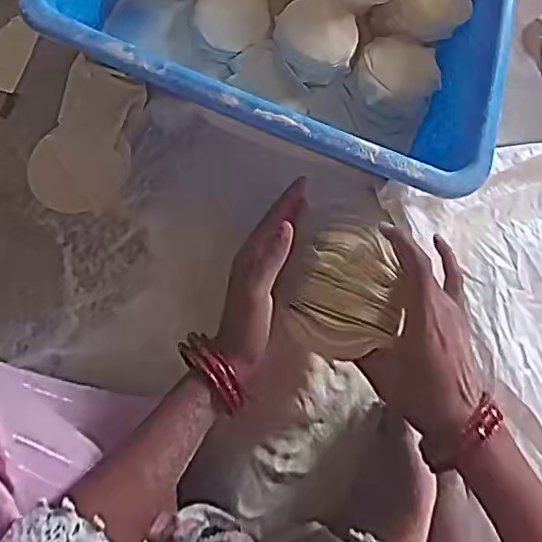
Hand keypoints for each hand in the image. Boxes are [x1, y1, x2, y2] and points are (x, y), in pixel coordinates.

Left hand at [214, 178, 306, 374]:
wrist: (234, 359)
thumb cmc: (246, 327)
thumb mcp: (257, 292)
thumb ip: (270, 260)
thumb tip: (287, 226)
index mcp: (251, 255)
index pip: (273, 221)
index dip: (287, 201)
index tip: (304, 182)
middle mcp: (252, 257)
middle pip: (273, 223)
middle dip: (289, 204)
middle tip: (307, 187)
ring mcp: (258, 270)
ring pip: (275, 235)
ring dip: (289, 218)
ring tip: (305, 205)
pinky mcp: (265, 283)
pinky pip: (280, 250)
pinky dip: (290, 238)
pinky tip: (299, 241)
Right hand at [358, 227, 484, 445]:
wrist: (462, 423)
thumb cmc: (422, 394)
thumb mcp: (383, 373)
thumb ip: (359, 349)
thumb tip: (334, 334)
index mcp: (426, 310)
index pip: (415, 264)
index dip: (400, 242)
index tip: (384, 230)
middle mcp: (445, 306)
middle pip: (430, 265)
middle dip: (410, 246)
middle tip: (392, 238)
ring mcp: (458, 316)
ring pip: (449, 275)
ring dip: (437, 256)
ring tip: (431, 242)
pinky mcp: (464, 327)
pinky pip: (458, 291)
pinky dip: (451, 275)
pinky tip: (445, 275)